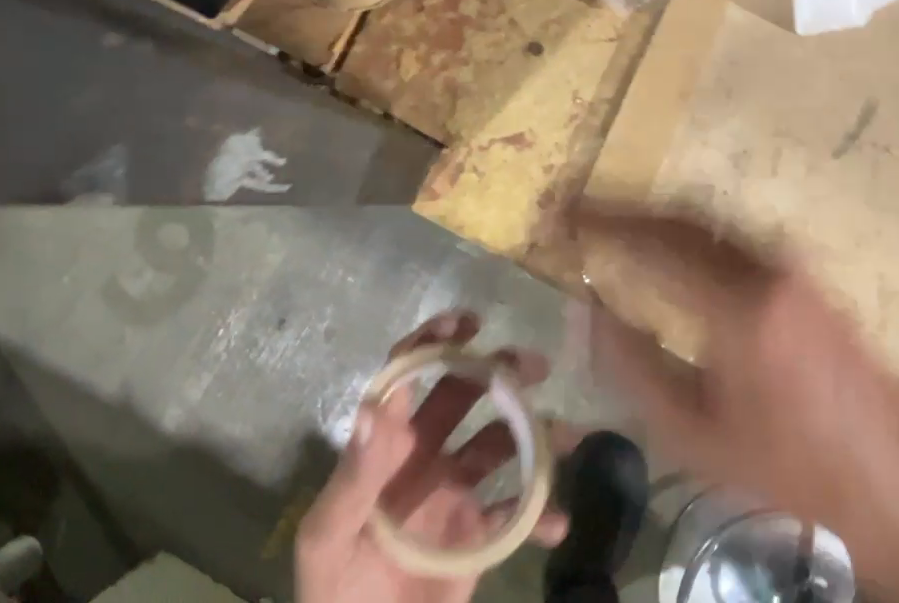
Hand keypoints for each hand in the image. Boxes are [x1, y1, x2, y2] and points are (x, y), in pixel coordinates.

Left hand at [295, 311, 568, 602]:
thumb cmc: (333, 588)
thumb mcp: (331, 533)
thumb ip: (355, 475)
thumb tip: (374, 405)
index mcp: (385, 445)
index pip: (407, 375)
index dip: (432, 341)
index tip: (466, 322)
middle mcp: (423, 455)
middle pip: (462, 395)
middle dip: (496, 371)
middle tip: (533, 364)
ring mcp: (454, 494)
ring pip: (500, 446)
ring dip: (535, 434)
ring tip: (567, 433)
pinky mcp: (478, 538)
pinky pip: (516, 517)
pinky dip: (541, 517)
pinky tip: (557, 523)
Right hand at [576, 207, 898, 602]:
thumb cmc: (786, 474)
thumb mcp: (690, 433)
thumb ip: (630, 362)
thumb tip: (585, 308)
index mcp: (740, 304)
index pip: (654, 240)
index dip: (601, 223)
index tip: (563, 215)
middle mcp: (775, 271)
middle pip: (685, 217)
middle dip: (628, 211)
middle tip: (584, 215)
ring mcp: (802, 275)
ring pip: (716, 225)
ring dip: (662, 221)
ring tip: (620, 231)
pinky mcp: (817, 287)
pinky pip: (741, 242)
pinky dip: (696, 238)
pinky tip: (677, 257)